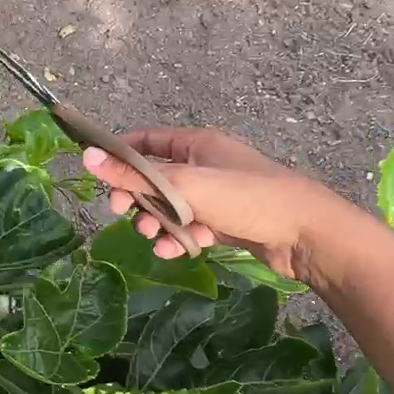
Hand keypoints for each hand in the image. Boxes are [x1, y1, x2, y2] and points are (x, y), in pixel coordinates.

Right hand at [80, 128, 370, 284]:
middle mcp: (204, 165)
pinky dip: (179, 239)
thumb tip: (86, 157)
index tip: (98, 176)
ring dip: (156, 223)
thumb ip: (133, 176)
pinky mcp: (223, 223)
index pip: (145, 141)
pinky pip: (188, 228)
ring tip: (157, 237)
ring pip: (169, 208)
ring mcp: (214, 195)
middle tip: (122, 213)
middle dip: (136, 198)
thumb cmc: (246, 198)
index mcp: (196, 144)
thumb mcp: (182, 185)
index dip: (119, 156)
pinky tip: (177, 251)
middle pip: (153, 179)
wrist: (307, 235)